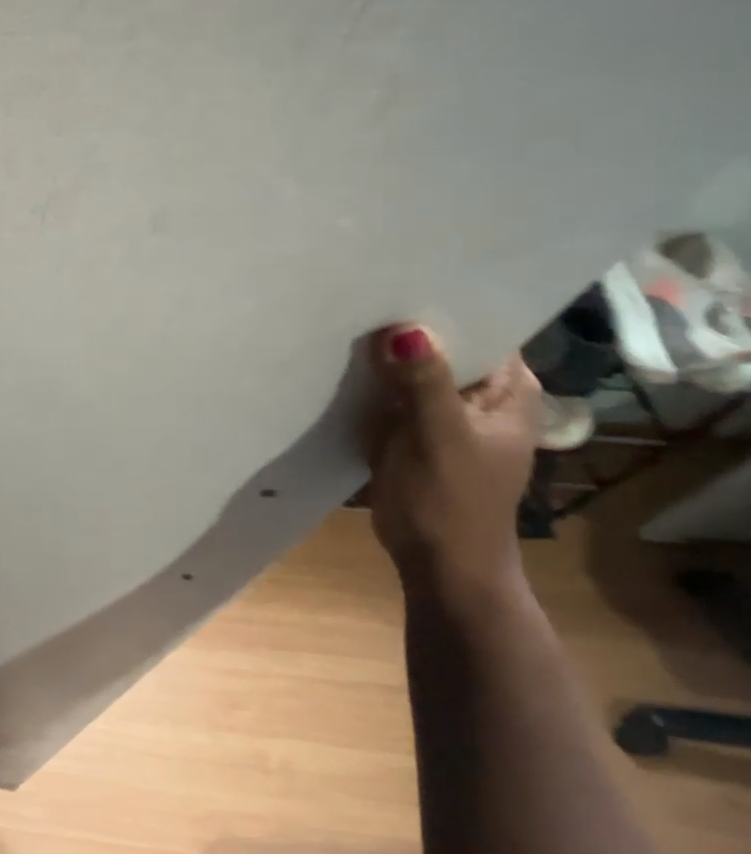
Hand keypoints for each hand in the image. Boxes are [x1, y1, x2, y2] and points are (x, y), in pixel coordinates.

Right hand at [365, 323, 538, 588]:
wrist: (441, 565)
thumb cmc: (449, 502)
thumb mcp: (437, 437)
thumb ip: (423, 383)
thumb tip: (404, 329)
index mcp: (509, 393)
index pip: (485, 331)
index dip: (448, 310)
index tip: (403, 288)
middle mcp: (483, 399)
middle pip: (445, 352)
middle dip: (408, 336)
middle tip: (363, 306)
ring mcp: (448, 420)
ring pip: (415, 377)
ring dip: (386, 365)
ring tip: (346, 333)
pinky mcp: (416, 439)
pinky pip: (394, 402)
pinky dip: (374, 392)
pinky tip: (344, 379)